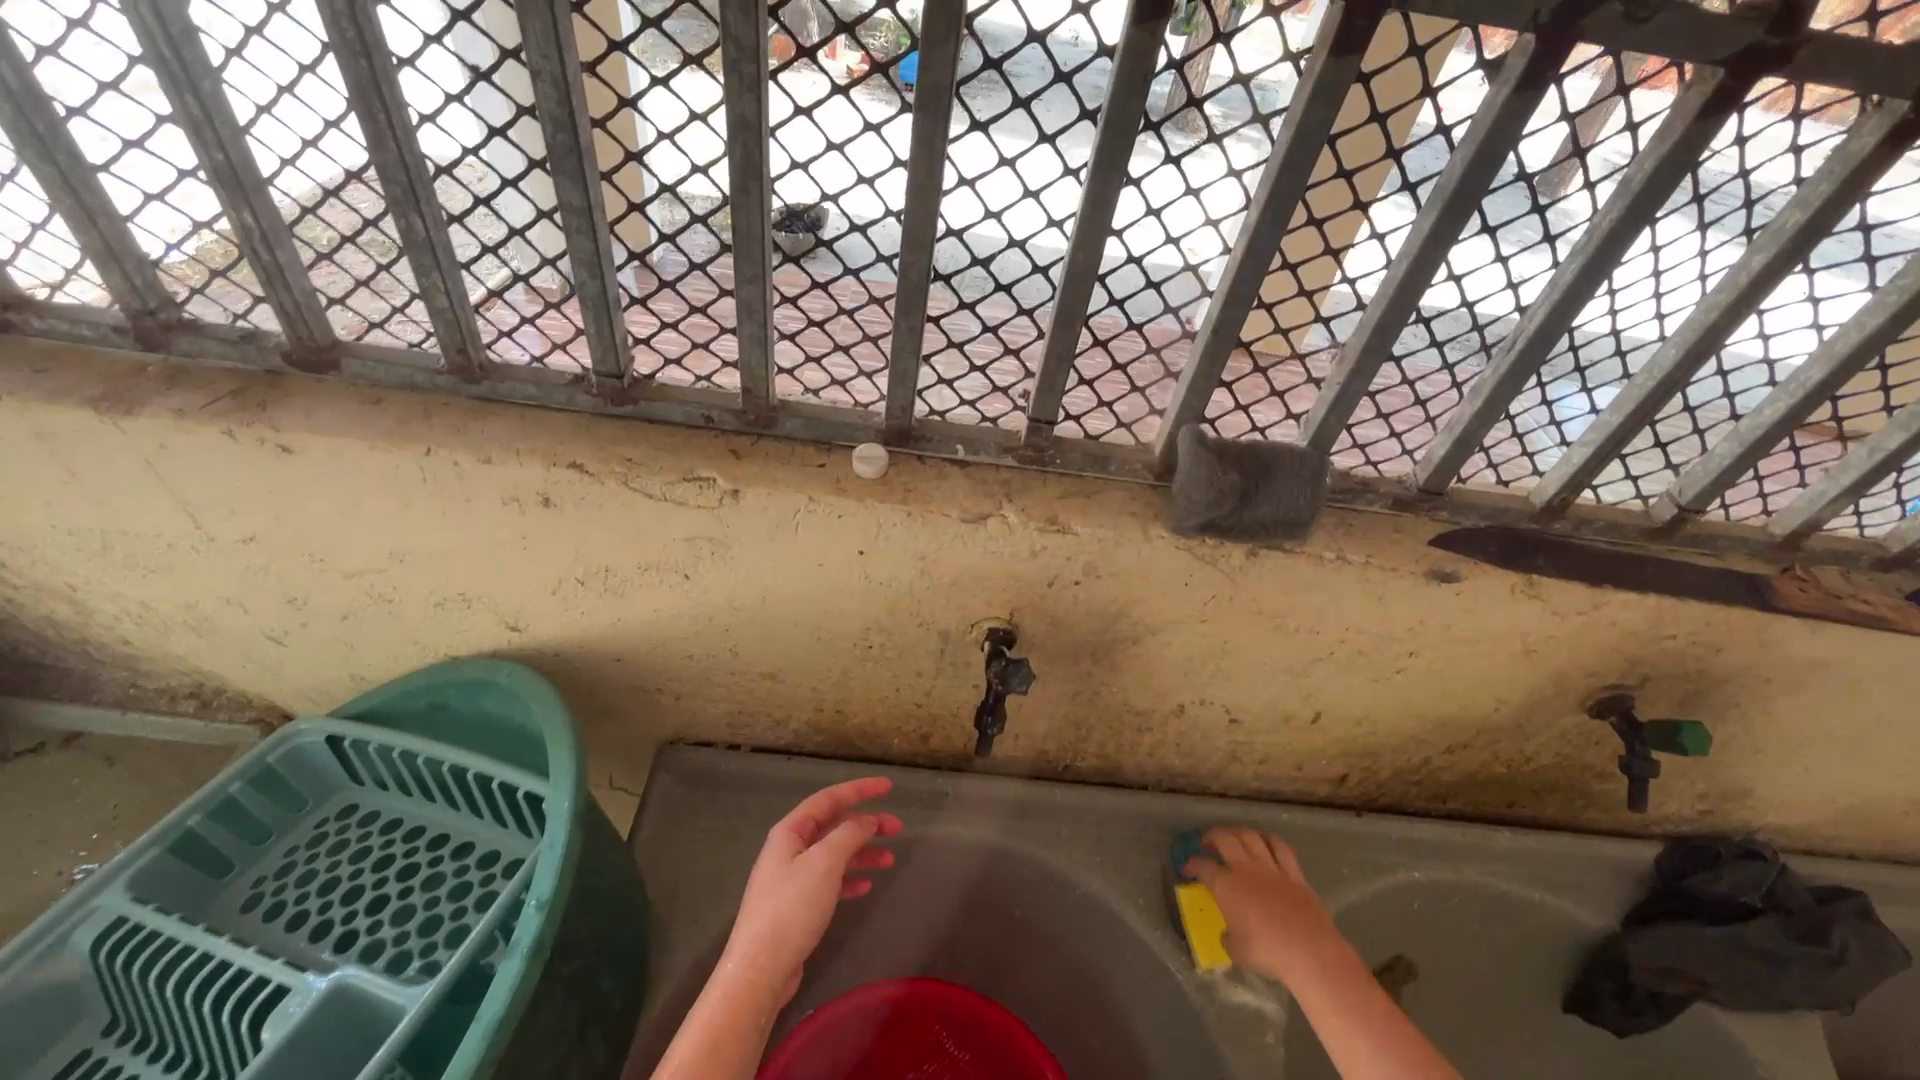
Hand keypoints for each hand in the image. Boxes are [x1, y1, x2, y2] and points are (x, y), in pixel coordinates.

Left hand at [720, 777, 901, 1006]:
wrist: (762, 967)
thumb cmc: (792, 907)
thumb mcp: (825, 862)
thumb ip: (849, 834)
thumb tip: (866, 820)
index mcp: (790, 831)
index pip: (828, 799)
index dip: (859, 790)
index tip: (888, 786)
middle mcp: (789, 849)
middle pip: (833, 826)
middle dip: (866, 824)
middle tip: (898, 828)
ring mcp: (792, 878)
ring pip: (834, 854)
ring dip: (862, 853)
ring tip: (890, 861)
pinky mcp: (797, 905)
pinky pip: (829, 881)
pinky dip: (849, 878)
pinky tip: (866, 885)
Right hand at [1184, 826, 1336, 981]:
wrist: (1310, 951)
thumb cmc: (1268, 952)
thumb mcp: (1237, 951)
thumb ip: (1228, 938)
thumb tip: (1228, 934)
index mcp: (1226, 886)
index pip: (1203, 867)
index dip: (1192, 864)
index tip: (1188, 869)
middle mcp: (1246, 869)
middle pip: (1225, 839)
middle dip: (1212, 836)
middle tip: (1208, 843)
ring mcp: (1272, 868)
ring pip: (1252, 837)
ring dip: (1239, 832)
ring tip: (1235, 837)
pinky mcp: (1295, 873)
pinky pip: (1281, 847)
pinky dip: (1270, 840)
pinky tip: (1266, 842)